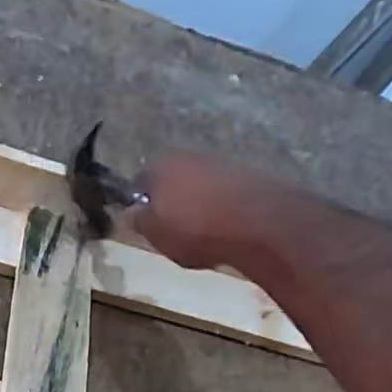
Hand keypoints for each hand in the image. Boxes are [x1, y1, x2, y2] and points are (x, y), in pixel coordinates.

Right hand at [126, 152, 343, 272]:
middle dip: (171, 204)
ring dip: (198, 207)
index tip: (147, 226)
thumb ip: (138, 220)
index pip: (138, 182)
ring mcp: (222, 162)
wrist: (259, 222)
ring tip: (202, 236)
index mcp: (159, 164)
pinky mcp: (249, 175)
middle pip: (172, 182)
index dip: (140, 205)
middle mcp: (189, 154)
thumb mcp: (153, 233)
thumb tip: (133, 212)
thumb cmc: (194, 228)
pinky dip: (222, 210)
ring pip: (199, 188)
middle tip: (173, 233)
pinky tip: (226, 231)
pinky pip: (225, 196)